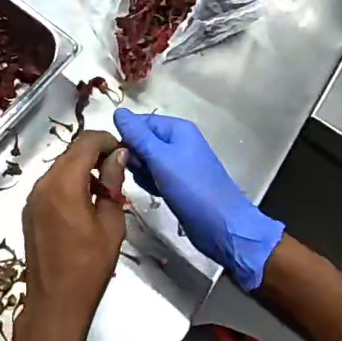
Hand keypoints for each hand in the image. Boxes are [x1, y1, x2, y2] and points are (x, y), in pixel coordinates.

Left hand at [22, 129, 127, 327]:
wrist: (55, 302)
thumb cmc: (89, 266)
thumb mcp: (111, 224)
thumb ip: (113, 184)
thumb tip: (118, 157)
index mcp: (63, 183)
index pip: (85, 142)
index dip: (107, 141)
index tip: (124, 153)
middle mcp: (42, 183)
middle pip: (70, 153)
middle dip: (96, 156)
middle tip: (119, 174)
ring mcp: (33, 196)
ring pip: (60, 168)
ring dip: (83, 171)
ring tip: (105, 193)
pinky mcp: (30, 209)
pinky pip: (51, 185)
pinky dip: (70, 185)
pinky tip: (85, 206)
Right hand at [112, 109, 284, 289]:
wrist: (223, 228)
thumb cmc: (193, 189)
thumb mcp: (160, 158)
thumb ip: (137, 135)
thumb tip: (118, 112)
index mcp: (177, 128)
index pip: (138, 122)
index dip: (127, 137)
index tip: (122, 155)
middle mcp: (178, 142)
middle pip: (140, 141)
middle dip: (135, 157)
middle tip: (142, 173)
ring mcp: (178, 163)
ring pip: (145, 160)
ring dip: (142, 173)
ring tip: (152, 185)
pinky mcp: (178, 182)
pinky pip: (154, 175)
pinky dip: (151, 183)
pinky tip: (157, 193)